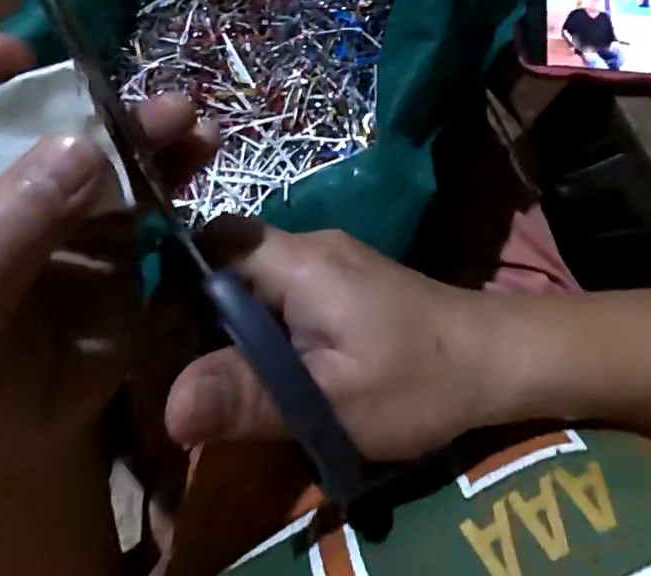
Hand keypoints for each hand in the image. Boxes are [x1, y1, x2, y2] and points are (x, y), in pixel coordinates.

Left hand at [0, 30, 216, 575]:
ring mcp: (64, 203)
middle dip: (92, 98)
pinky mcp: (119, 230)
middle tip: (148, 103)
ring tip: (188, 122)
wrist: (4, 458)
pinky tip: (204, 150)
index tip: (11, 52)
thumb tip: (79, 146)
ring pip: (109, 145)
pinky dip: (179, 163)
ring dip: (150, 127)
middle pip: (42, 117)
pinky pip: (151, 185)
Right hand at [163, 226, 508, 460]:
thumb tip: (165, 406)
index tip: (158, 342)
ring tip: (220, 377)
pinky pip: (285, 289)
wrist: (492, 357)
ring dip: (234, 322)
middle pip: (231, 259)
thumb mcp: (330, 399)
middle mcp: (311, 246)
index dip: (177, 287)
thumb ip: (251, 396)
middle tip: (185, 370)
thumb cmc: (414, 378)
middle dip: (200, 310)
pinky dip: (265, 323)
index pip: (214, 245)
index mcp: (298, 262)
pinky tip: (269, 366)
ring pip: (257, 277)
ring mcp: (332, 260)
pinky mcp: (346, 280)